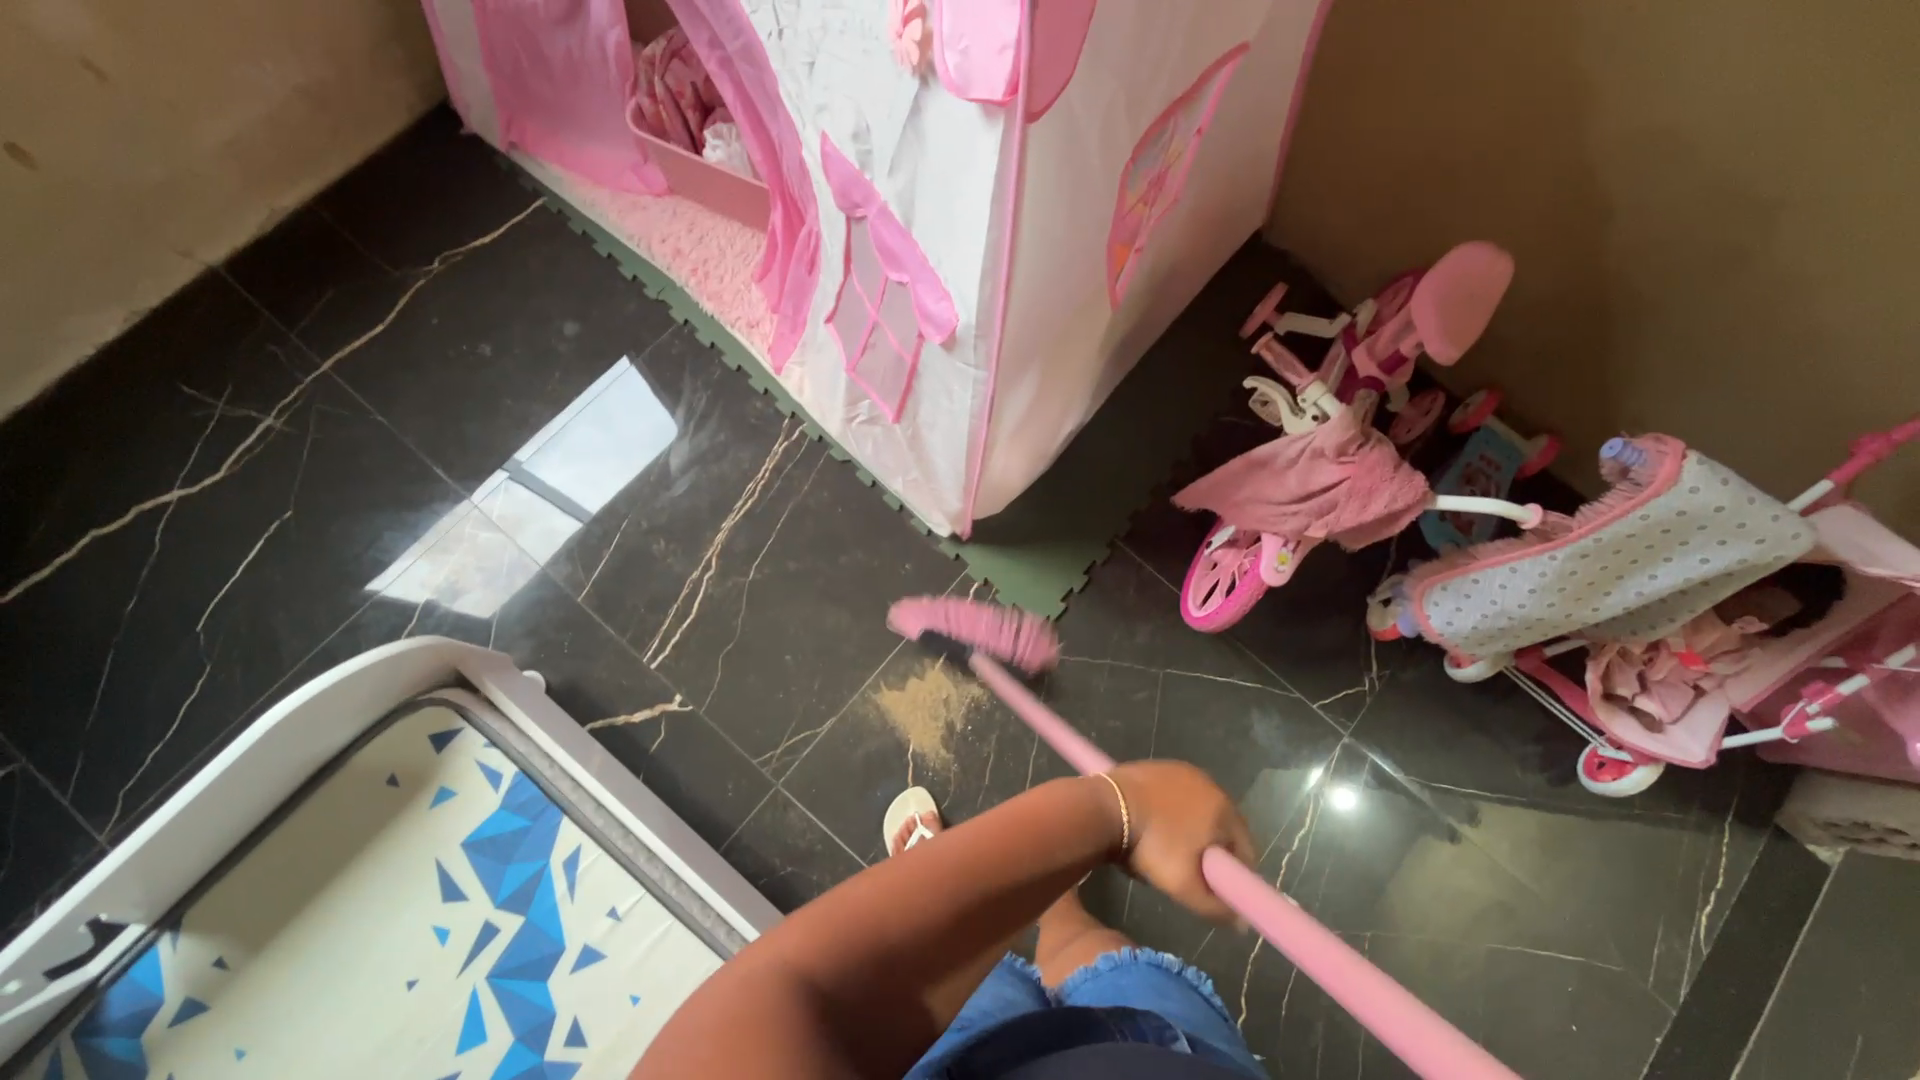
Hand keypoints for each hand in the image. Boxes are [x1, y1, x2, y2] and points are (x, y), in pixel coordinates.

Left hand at [1106, 761, 1256, 923]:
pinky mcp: (1156, 766)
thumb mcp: (1185, 888)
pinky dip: (1169, 811)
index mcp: (1224, 808)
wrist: (1104, 809)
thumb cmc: (1150, 847)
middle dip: (1210, 850)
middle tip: (1189, 871)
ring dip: (1189, 829)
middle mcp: (1208, 783)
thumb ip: (1217, 908)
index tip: (1215, 888)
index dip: (1234, 874)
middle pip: (1221, 827)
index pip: (1245, 849)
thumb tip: (1241, 923)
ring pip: (1196, 810)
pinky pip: (1173, 795)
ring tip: (1167, 849)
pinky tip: (1152, 825)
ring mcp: (1180, 770)